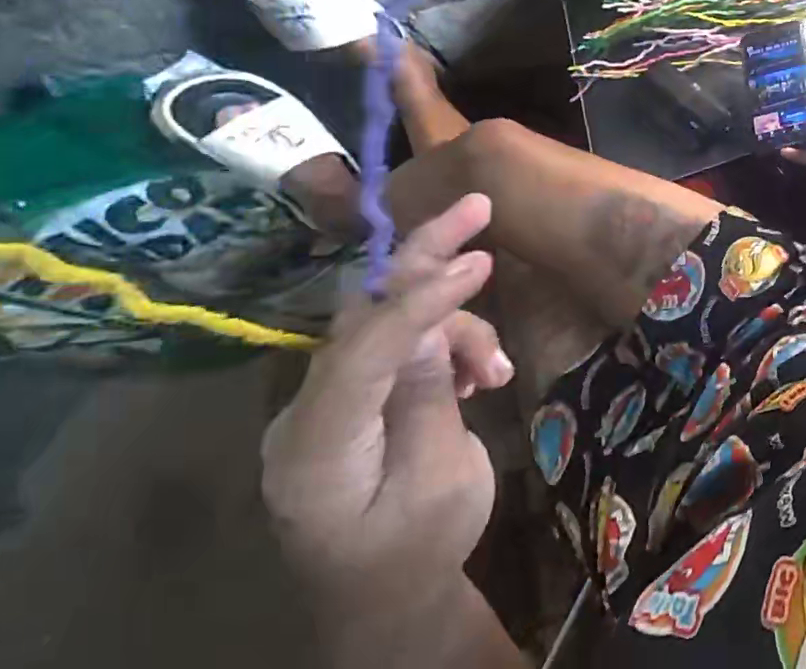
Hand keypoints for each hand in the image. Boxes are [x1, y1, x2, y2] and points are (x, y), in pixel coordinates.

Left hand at [261, 194, 511, 617]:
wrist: (388, 599)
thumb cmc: (415, 556)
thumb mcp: (440, 487)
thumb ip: (428, 400)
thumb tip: (431, 326)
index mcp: (314, 449)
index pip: (361, 353)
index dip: (421, 300)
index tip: (479, 261)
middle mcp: (309, 409)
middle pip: (364, 312)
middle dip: (424, 255)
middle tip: (478, 207)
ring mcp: (332, 398)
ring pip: (399, 324)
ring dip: (458, 329)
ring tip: (496, 372)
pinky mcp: (358, 394)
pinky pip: (406, 345)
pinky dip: (449, 346)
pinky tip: (478, 376)